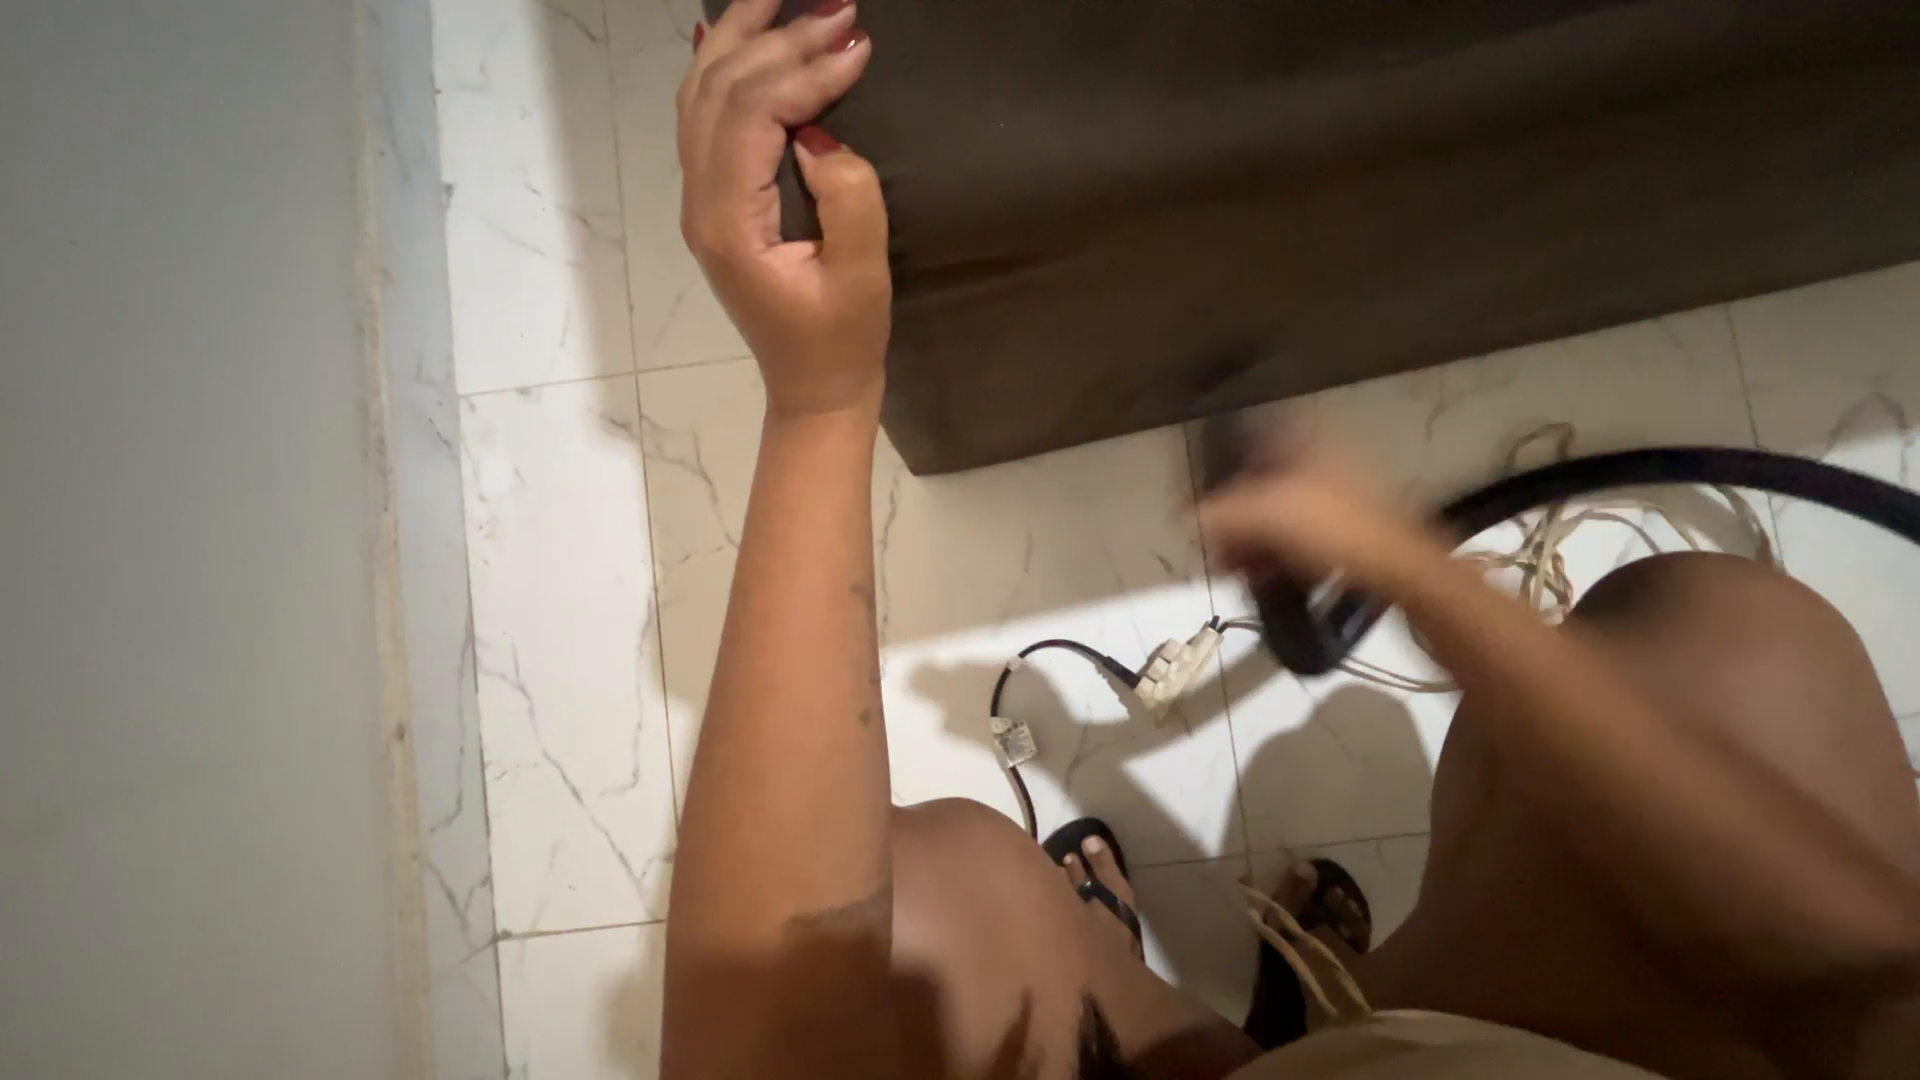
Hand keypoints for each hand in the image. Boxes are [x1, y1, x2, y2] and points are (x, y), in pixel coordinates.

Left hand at [677, 0, 889, 420]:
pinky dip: (720, 70)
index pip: (754, 112)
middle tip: (841, 6)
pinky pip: (702, 120)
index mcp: (730, 221)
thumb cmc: (842, 343)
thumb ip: (847, 199)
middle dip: (779, 39)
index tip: (861, 45)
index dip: (805, 70)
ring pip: (701, 95)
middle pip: (720, 89)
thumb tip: (818, 134)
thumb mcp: (861, 278)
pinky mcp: (715, 207)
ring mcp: (700, 203)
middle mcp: (700, 202)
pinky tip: (733, 38)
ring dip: (741, 38)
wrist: (812, 388)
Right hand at [1194, 432, 1444, 588]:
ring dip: (1251, 539)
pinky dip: (1277, 552)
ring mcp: (1341, 496)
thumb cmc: (1333, 529)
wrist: (1399, 570)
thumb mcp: (1264, 516)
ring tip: (1234, 566)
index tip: (1205, 484)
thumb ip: (1218, 513)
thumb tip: (1184, 517)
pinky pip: (1300, 535)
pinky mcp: (1350, 529)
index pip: (1255, 435)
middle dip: (1234, 515)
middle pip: (1262, 481)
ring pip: (1280, 512)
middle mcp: (1325, 460)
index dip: (1224, 456)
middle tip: (1216, 542)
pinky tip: (1262, 574)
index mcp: (1308, 443)